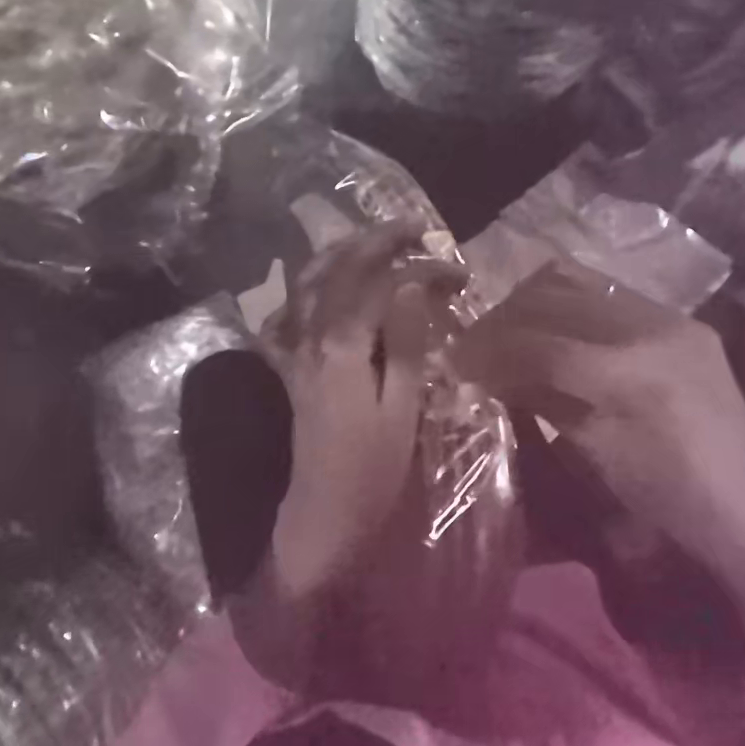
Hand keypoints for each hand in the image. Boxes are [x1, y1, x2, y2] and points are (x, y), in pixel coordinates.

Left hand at [262, 225, 462, 598]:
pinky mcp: (289, 368)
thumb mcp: (401, 410)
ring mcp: (294, 351)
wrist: (321, 516)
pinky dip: (305, 292)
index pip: (381, 284)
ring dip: (341, 254)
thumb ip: (405, 344)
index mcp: (343, 346)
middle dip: (376, 240)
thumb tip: (411, 288)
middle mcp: (311, 337)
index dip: (421, 268)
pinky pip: (287, 315)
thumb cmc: (371, 472)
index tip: (457, 271)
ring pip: (307, 283)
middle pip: (337, 269)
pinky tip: (321, 289)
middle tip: (414, 229)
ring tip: (374, 242)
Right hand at [451, 261, 744, 553]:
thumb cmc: (667, 498)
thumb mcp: (593, 452)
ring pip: (576, 281)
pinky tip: (549, 330)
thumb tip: (489, 372)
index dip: (488, 349)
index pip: (539, 342)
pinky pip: (604, 294)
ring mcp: (668, 316)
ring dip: (529, 302)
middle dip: (502, 318)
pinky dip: (564, 303)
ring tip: (506, 332)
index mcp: (630, 373)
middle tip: (473, 344)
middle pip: (552, 298)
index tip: (453, 359)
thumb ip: (542, 400)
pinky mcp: (677, 318)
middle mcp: (651, 328)